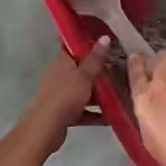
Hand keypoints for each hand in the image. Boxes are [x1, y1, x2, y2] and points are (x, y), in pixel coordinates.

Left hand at [19, 36, 111, 152]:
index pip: (71, 46)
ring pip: (81, 90)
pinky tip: (111, 117)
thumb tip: (104, 37)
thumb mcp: (84, 76)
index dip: (85, 42)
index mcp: (61, 62)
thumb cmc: (66, 96)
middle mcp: (58, 76)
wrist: (46, 128)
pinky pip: (81, 110)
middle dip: (97, 70)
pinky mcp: (62, 113)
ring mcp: (59, 95)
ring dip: (97, 93)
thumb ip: (95, 59)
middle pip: (79, 69)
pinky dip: (94, 113)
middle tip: (117, 68)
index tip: (103, 40)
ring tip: (119, 93)